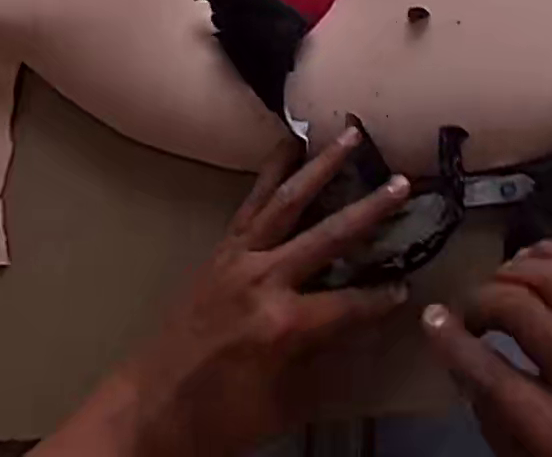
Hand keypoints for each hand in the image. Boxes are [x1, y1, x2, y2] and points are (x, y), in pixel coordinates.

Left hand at [43, 126, 412, 456]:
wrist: (145, 407)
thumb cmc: (217, 417)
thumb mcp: (280, 406)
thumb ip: (324, 363)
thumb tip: (363, 330)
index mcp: (282, 325)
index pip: (349, 305)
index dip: (381, 299)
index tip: (406, 287)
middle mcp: (265, 278)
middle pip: (329, 236)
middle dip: (371, 210)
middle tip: (403, 182)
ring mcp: (241, 254)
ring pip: (290, 199)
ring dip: (323, 165)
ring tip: (350, 135)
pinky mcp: (224, 245)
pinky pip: (253, 199)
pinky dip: (274, 168)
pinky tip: (291, 144)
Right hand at [421, 241, 551, 456]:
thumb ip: (490, 409)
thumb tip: (456, 346)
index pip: (491, 373)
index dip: (450, 340)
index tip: (431, 318)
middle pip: (519, 309)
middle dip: (479, 301)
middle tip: (468, 314)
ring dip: (511, 272)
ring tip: (497, 287)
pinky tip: (528, 259)